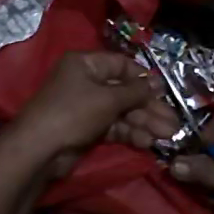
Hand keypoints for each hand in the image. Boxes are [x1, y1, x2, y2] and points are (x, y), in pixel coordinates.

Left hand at [10, 52, 171, 172]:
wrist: (40, 149)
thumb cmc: (73, 112)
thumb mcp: (108, 98)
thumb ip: (136, 91)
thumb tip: (159, 83)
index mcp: (86, 63)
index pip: (122, 65)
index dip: (144, 79)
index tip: (165, 93)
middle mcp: (86, 81)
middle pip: (124, 91)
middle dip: (149, 108)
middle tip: (173, 124)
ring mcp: (86, 106)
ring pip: (121, 111)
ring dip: (144, 123)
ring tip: (167, 137)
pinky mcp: (86, 128)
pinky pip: (113, 126)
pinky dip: (130, 133)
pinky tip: (148, 142)